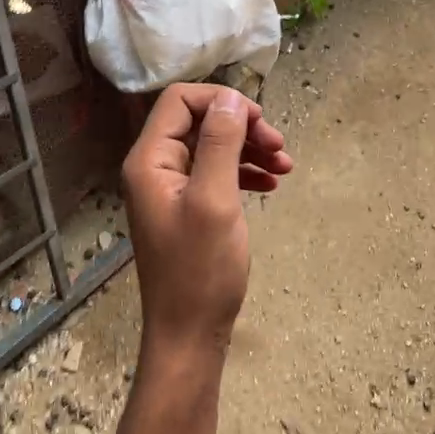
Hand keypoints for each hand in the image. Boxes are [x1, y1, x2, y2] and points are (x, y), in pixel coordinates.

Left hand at [121, 84, 292, 352]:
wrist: (189, 336)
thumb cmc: (200, 270)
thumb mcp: (215, 200)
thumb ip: (221, 144)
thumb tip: (231, 97)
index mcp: (149, 159)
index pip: (179, 100)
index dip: (220, 101)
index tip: (259, 120)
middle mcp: (153, 167)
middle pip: (198, 121)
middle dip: (241, 126)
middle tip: (279, 145)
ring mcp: (169, 188)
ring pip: (211, 147)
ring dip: (248, 148)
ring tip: (285, 164)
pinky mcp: (186, 208)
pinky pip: (215, 174)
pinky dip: (243, 172)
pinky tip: (272, 182)